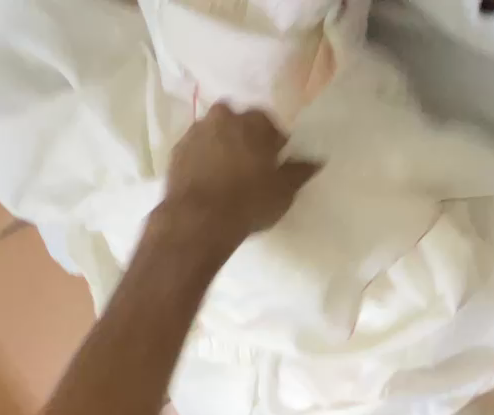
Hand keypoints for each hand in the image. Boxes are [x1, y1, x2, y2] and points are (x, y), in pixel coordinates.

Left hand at [160, 103, 319, 246]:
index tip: (275, 164)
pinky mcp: (177, 149)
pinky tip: (210, 183)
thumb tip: (316, 160)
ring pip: (216, 134)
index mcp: (254, 121)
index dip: (275, 145)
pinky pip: (197, 149)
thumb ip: (300, 171)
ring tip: (229, 178)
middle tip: (252, 169)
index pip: (271, 125)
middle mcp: (224, 116)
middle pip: (240, 124)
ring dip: (224, 148)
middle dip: (247, 141)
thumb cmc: (249, 202)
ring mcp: (197, 130)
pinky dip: (204, 160)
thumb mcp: (284, 191)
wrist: (199, 219)